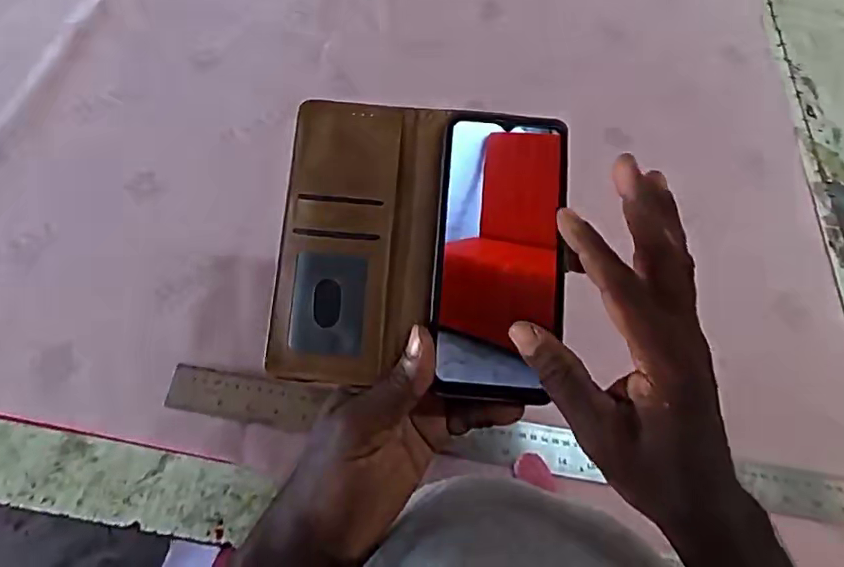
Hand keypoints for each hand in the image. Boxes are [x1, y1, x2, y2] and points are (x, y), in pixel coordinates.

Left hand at [236, 325, 522, 566]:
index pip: (401, 334)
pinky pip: (458, 417)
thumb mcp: (358, 427)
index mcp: (367, 370)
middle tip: (502, 339)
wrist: (328, 542)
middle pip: (433, 359)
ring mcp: (411, 411)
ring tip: (514, 376)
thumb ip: (394, 388)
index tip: (465, 302)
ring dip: (480, 382)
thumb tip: (423, 336)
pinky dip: (480, 412)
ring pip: (451, 387)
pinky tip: (504, 408)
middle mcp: (391, 383)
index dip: (431, 317)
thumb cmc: (329, 476)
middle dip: (464, 349)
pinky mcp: (426, 438)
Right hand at [510, 155, 790, 566]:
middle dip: (642, 209)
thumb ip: (562, 380)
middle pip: (662, 260)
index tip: (563, 218)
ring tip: (646, 174)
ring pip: (675, 261)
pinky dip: (666, 238)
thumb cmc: (651, 471)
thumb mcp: (600, 435)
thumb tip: (520, 328)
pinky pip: (677, 274)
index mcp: (661, 359)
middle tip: (626, 165)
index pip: (623, 292)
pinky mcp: (685, 332)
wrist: (705, 499)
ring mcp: (688, 331)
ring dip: (660, 214)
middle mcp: (681, 334)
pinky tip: (655, 219)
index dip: (592, 252)